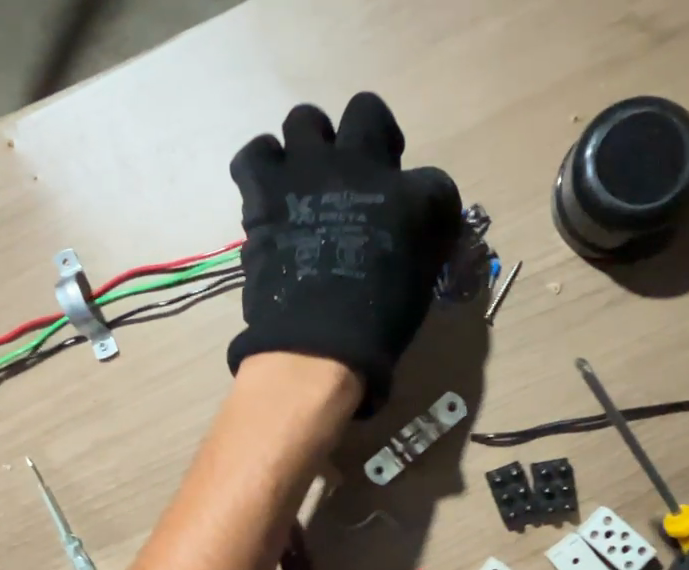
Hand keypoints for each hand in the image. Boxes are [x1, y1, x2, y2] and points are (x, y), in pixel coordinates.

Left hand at [226, 92, 461, 415]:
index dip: (425, 198)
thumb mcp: (422, 280)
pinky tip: (271, 190)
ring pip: (305, 119)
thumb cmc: (379, 320)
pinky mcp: (264, 190)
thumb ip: (426, 245)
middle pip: (367, 112)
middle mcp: (360, 165)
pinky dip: (263, 167)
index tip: (415, 219)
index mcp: (410, 193)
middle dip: (368, 137)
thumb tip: (429, 234)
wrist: (319, 338)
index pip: (433, 179)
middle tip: (361, 174)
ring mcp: (307, 171)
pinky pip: (255, 154)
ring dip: (311, 144)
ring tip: (309, 178)